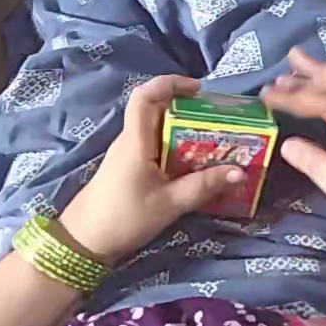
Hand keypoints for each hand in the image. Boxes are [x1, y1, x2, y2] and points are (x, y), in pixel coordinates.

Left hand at [57, 75, 245, 262]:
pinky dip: (175, 147)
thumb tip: (240, 172)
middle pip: (156, 109)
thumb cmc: (124, 218)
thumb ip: (204, 186)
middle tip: (217, 120)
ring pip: (157, 129)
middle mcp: (130, 140)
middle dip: (186, 108)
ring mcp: (128, 153)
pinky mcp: (129, 167)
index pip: (146, 95)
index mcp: (136, 140)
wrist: (85, 241)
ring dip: (183, 130)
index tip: (198, 90)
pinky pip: (155, 146)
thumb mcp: (169, 204)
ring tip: (213, 142)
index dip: (171, 83)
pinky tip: (194, 164)